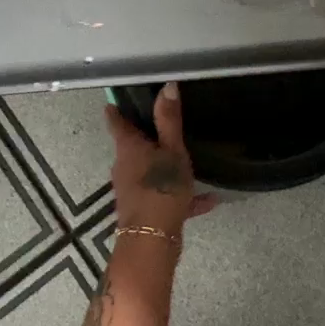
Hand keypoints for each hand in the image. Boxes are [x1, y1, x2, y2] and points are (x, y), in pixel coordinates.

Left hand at [104, 83, 217, 235]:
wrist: (152, 240)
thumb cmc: (161, 188)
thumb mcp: (172, 151)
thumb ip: (169, 120)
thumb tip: (167, 85)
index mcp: (128, 148)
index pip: (116, 121)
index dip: (117, 109)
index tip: (118, 99)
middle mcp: (124, 166)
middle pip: (132, 146)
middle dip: (145, 137)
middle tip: (162, 123)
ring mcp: (131, 189)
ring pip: (149, 171)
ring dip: (165, 167)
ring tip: (188, 161)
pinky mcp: (143, 209)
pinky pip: (163, 195)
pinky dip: (181, 195)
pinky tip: (208, 200)